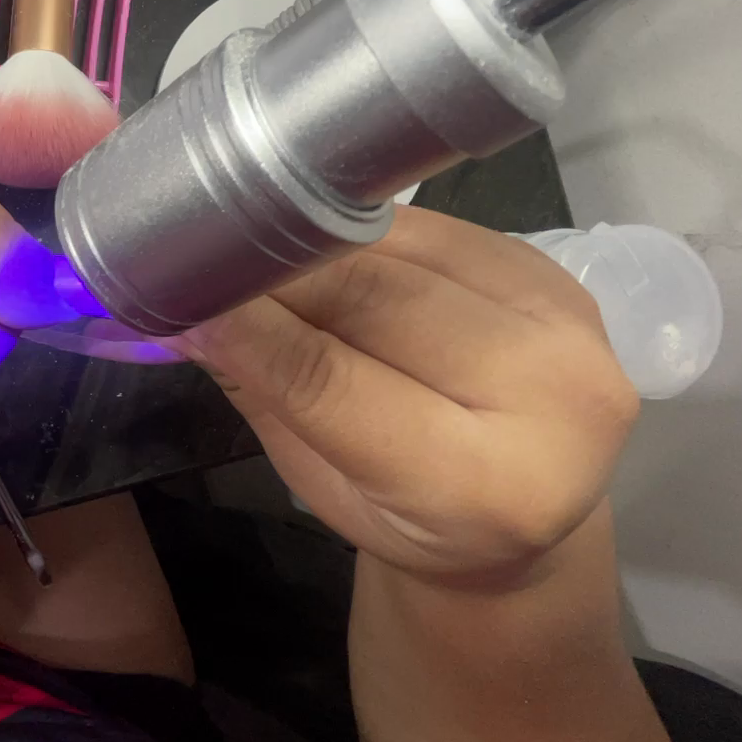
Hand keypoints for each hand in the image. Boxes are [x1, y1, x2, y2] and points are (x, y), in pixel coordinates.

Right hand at [180, 207, 638, 581]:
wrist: (517, 510)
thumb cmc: (401, 514)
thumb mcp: (317, 476)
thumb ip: (260, 388)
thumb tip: (181, 315)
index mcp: (481, 485)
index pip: (331, 383)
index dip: (247, 332)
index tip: (177, 299)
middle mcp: (550, 397)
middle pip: (372, 299)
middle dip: (271, 270)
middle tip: (198, 253)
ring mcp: (563, 322)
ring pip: (395, 250)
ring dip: (306, 242)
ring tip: (242, 243)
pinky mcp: (549, 271)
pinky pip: (425, 228)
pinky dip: (352, 231)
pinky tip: (309, 239)